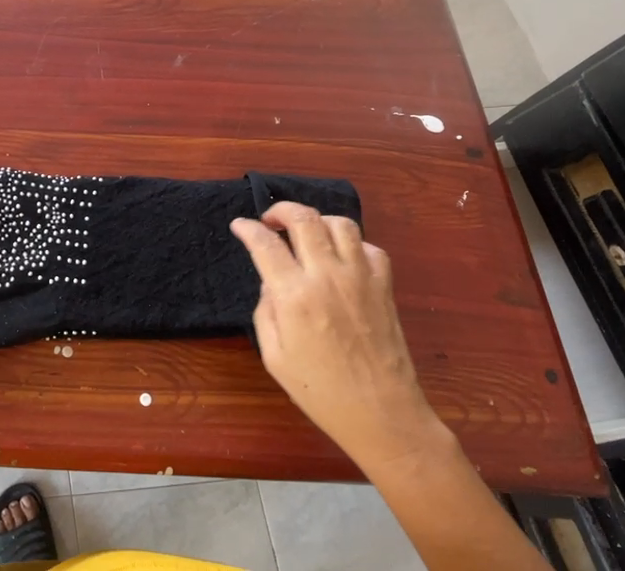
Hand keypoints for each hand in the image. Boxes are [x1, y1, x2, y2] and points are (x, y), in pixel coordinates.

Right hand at [230, 202, 451, 471]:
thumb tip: (271, 285)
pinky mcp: (384, 286)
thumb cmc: (321, 393)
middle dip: (281, 210)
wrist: (382, 414)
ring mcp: (361, 278)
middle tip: (270, 221)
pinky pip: (370, 248)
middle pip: (304, 218)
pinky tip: (341, 259)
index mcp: (294, 295)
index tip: (239, 226)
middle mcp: (327, 276)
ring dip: (318, 221)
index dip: (247, 228)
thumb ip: (266, 312)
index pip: (265, 243)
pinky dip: (352, 245)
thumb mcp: (274, 357)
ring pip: (339, 223)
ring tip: (306, 235)